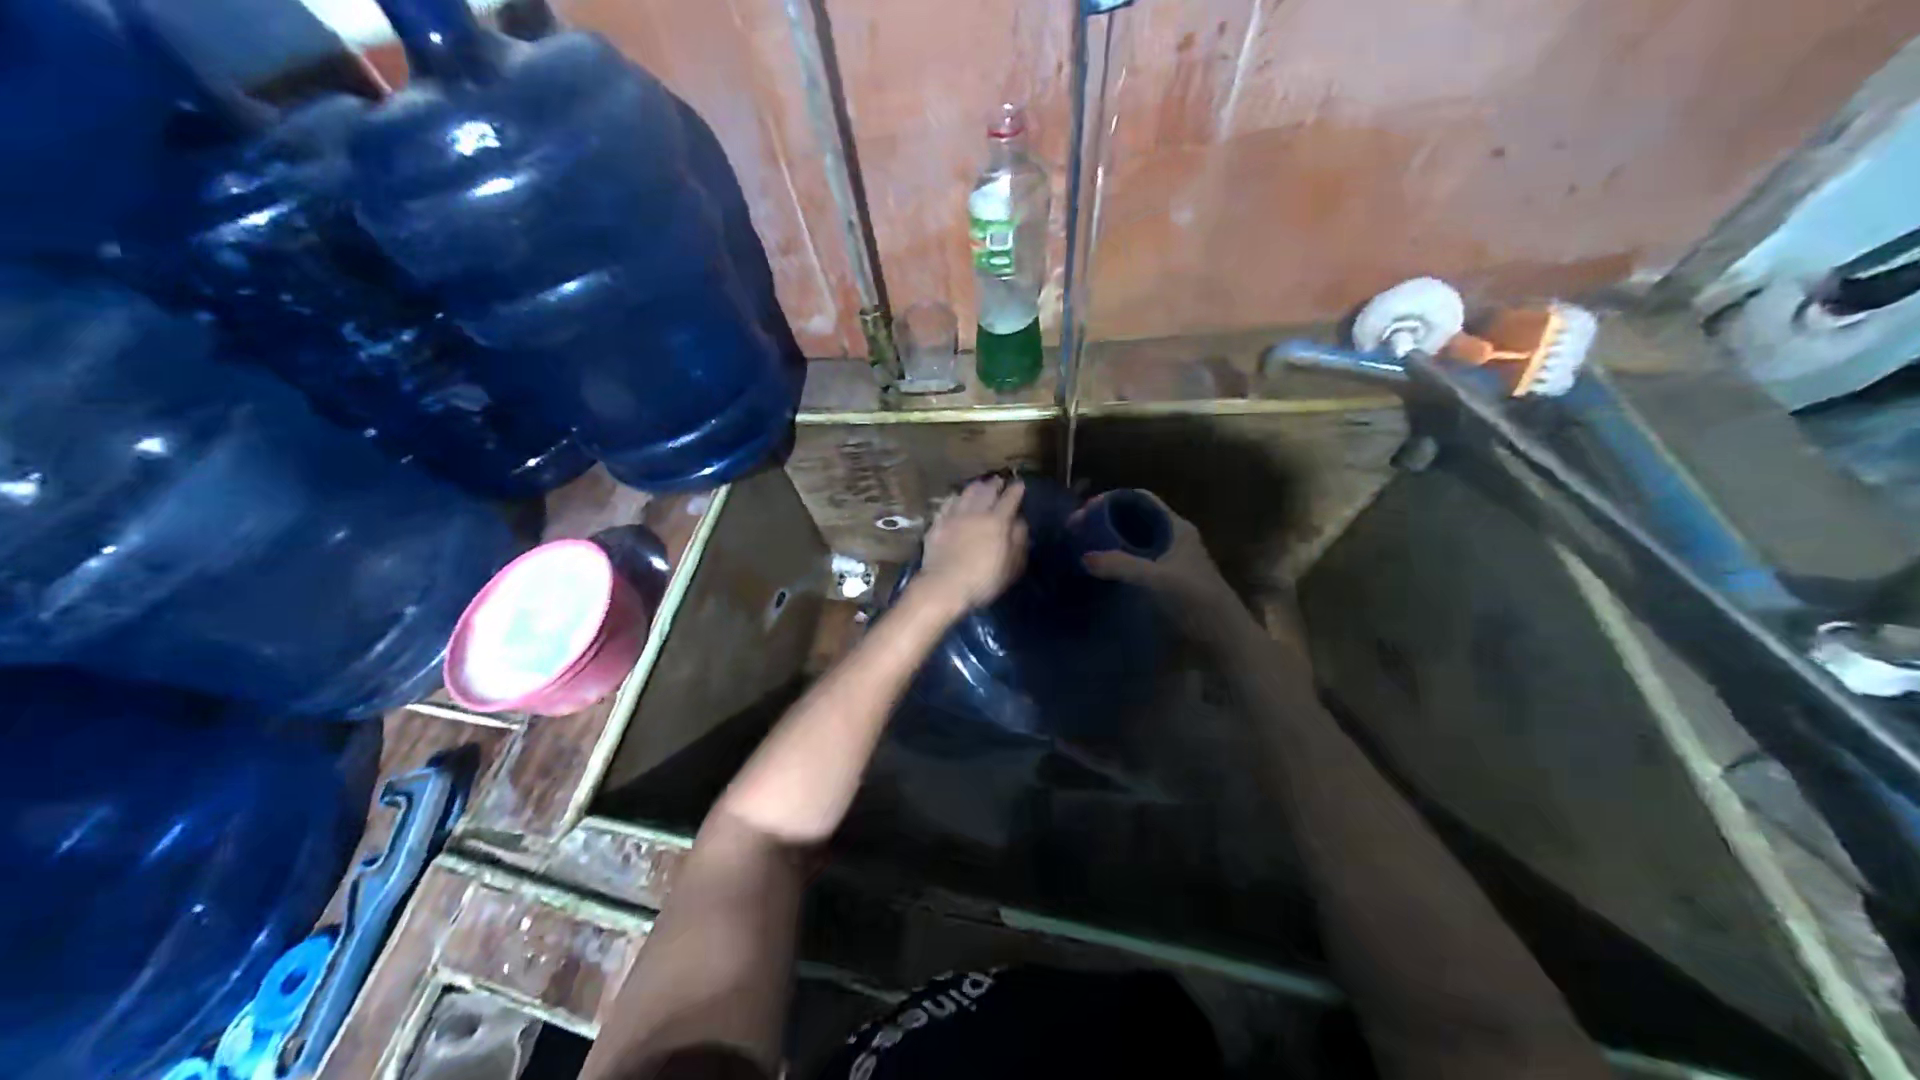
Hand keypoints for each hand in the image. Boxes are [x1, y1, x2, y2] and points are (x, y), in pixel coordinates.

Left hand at [910, 477, 1027, 616]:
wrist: (944, 586)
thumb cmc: (983, 581)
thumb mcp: (1012, 566)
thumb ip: (1019, 542)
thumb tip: (1019, 522)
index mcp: (997, 521)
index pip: (1010, 499)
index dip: (1016, 490)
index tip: (1020, 484)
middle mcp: (975, 513)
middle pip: (986, 491)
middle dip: (995, 484)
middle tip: (999, 480)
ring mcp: (953, 516)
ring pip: (966, 494)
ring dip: (975, 487)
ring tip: (980, 484)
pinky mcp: (937, 524)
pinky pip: (947, 504)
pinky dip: (955, 498)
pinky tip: (956, 499)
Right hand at [1080, 490, 1237, 627]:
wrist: (1223, 635)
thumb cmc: (1196, 600)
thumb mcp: (1158, 579)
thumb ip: (1122, 565)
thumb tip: (1084, 557)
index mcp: (1176, 527)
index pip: (1142, 499)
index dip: (1114, 499)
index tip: (1086, 508)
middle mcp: (1172, 537)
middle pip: (1134, 517)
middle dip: (1106, 519)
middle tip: (1078, 528)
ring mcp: (1168, 557)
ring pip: (1133, 539)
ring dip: (1109, 539)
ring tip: (1082, 545)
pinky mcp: (1163, 577)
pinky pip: (1134, 559)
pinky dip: (1116, 558)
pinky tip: (1099, 567)